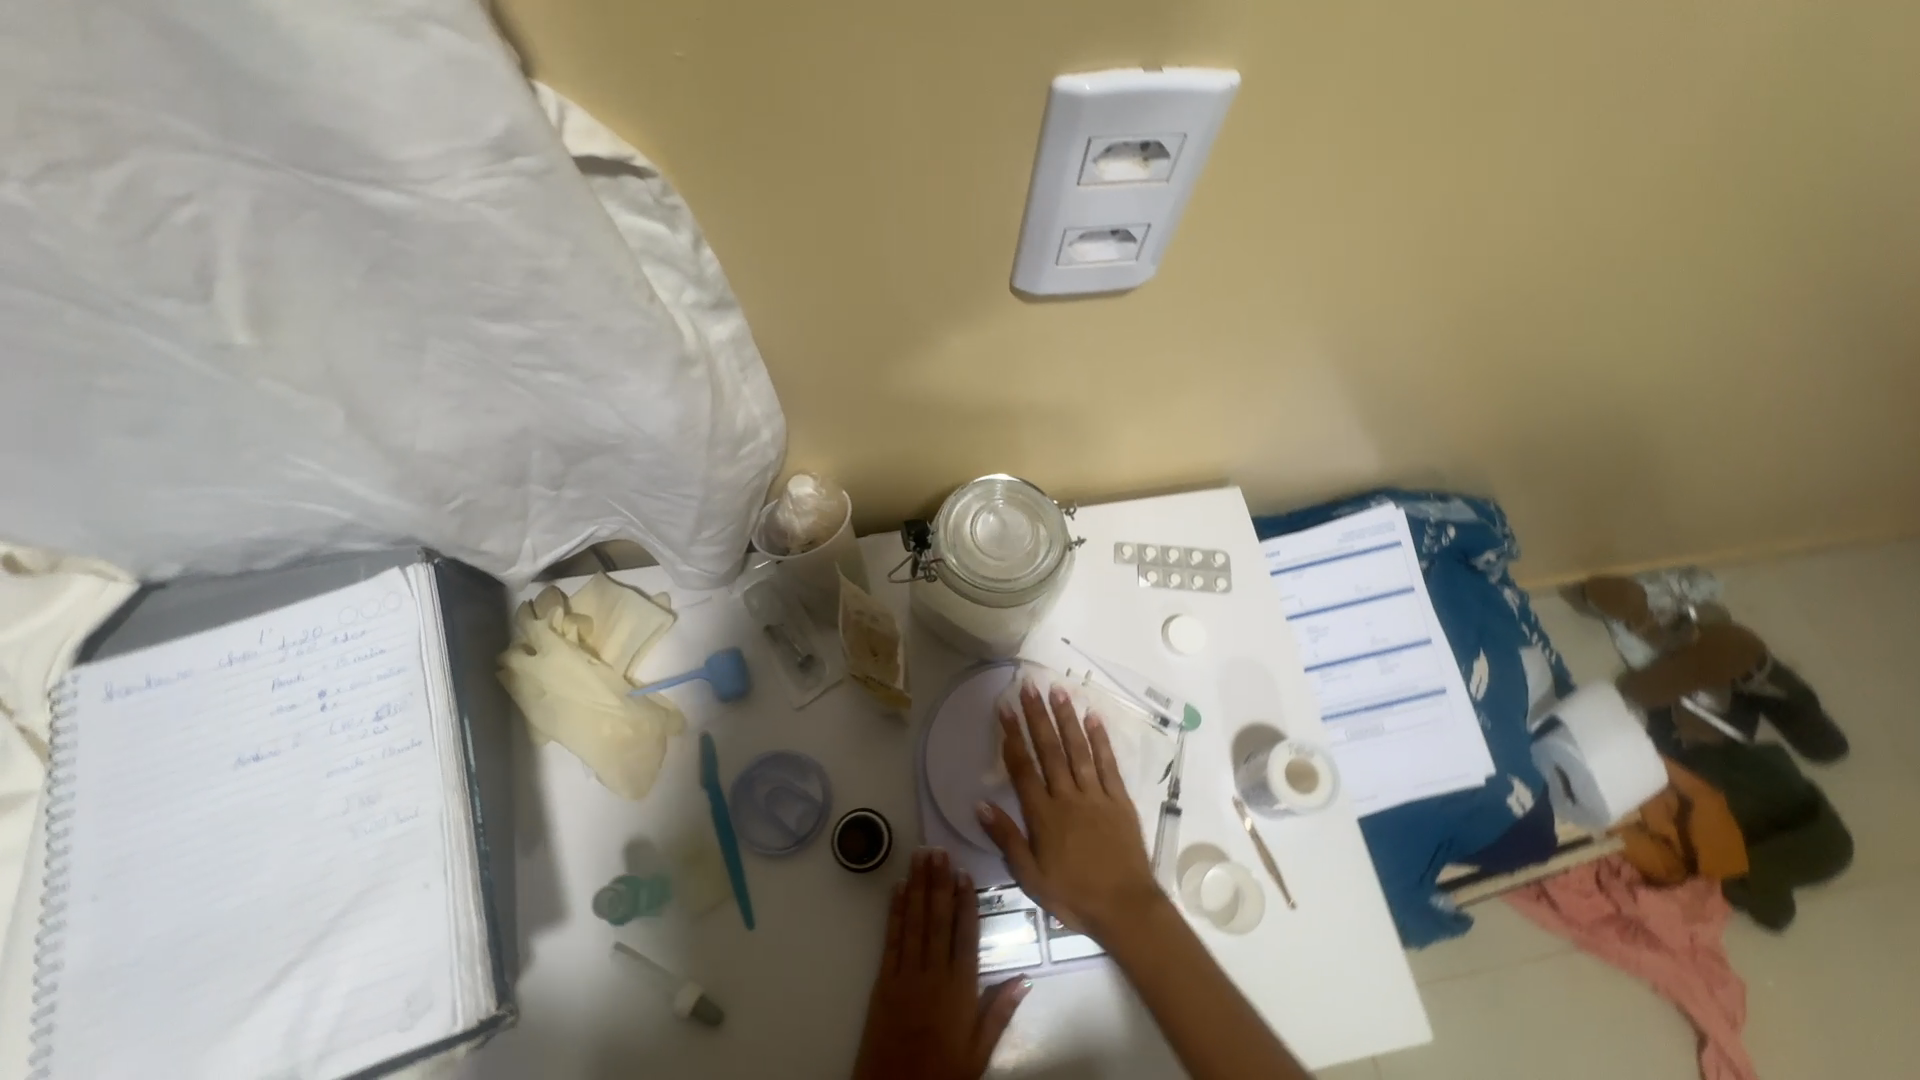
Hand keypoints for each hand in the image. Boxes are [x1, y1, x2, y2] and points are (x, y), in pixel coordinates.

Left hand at [852, 848, 1029, 1079]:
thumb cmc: (942, 1072)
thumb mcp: (979, 1051)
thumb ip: (999, 1012)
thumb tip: (1025, 978)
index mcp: (960, 989)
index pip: (966, 936)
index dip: (966, 902)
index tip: (965, 873)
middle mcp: (933, 975)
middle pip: (938, 920)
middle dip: (939, 882)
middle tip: (939, 850)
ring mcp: (906, 975)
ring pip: (915, 922)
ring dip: (918, 887)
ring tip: (920, 856)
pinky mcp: (884, 981)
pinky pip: (892, 940)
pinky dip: (895, 912)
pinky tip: (899, 889)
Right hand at [978, 682, 1165, 940]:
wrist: (1126, 907)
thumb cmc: (1074, 896)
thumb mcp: (1030, 876)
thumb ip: (1006, 838)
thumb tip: (981, 804)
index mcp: (1043, 816)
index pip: (1023, 768)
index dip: (1011, 736)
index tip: (1003, 709)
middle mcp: (1068, 797)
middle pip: (1049, 750)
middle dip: (1037, 716)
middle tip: (1028, 687)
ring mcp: (1096, 796)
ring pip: (1077, 750)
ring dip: (1066, 719)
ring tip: (1058, 691)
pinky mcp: (1119, 800)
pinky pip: (1108, 764)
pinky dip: (1100, 740)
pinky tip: (1093, 718)